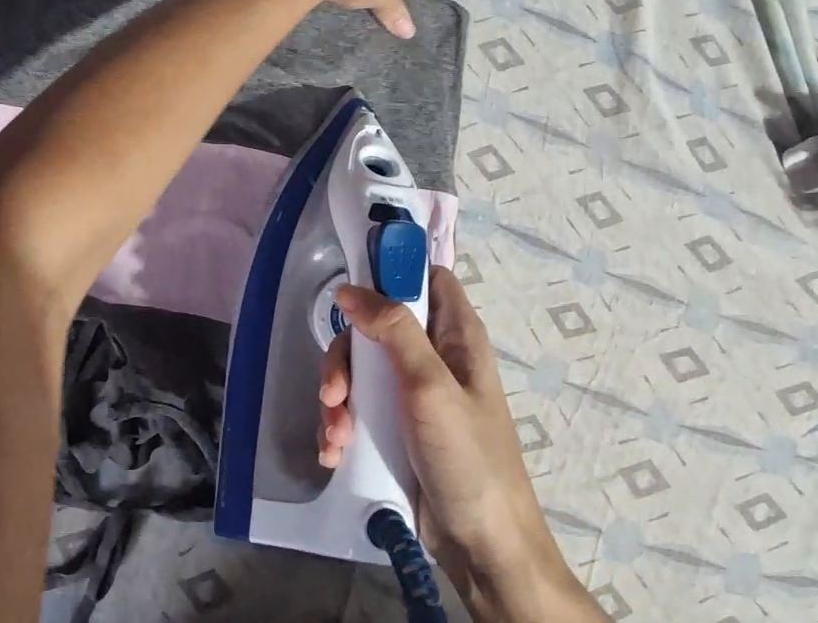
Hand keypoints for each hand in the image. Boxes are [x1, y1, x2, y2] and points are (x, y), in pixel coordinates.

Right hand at [319, 271, 606, 622]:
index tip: (353, 288)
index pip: (425, 277)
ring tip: (336, 435)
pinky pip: (360, 408)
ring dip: (339, 398)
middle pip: (377, 325)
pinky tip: (335, 451)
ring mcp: (414, 394)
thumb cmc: (467, 458)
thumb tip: (350, 288)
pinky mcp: (397, 428)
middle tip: (335, 392)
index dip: (391, 272)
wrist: (482, 547)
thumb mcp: (429, 386)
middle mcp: (435, 357)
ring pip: (361, 369)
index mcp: (456, 335)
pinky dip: (342, 425)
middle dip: (347, 357)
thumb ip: (393, 330)